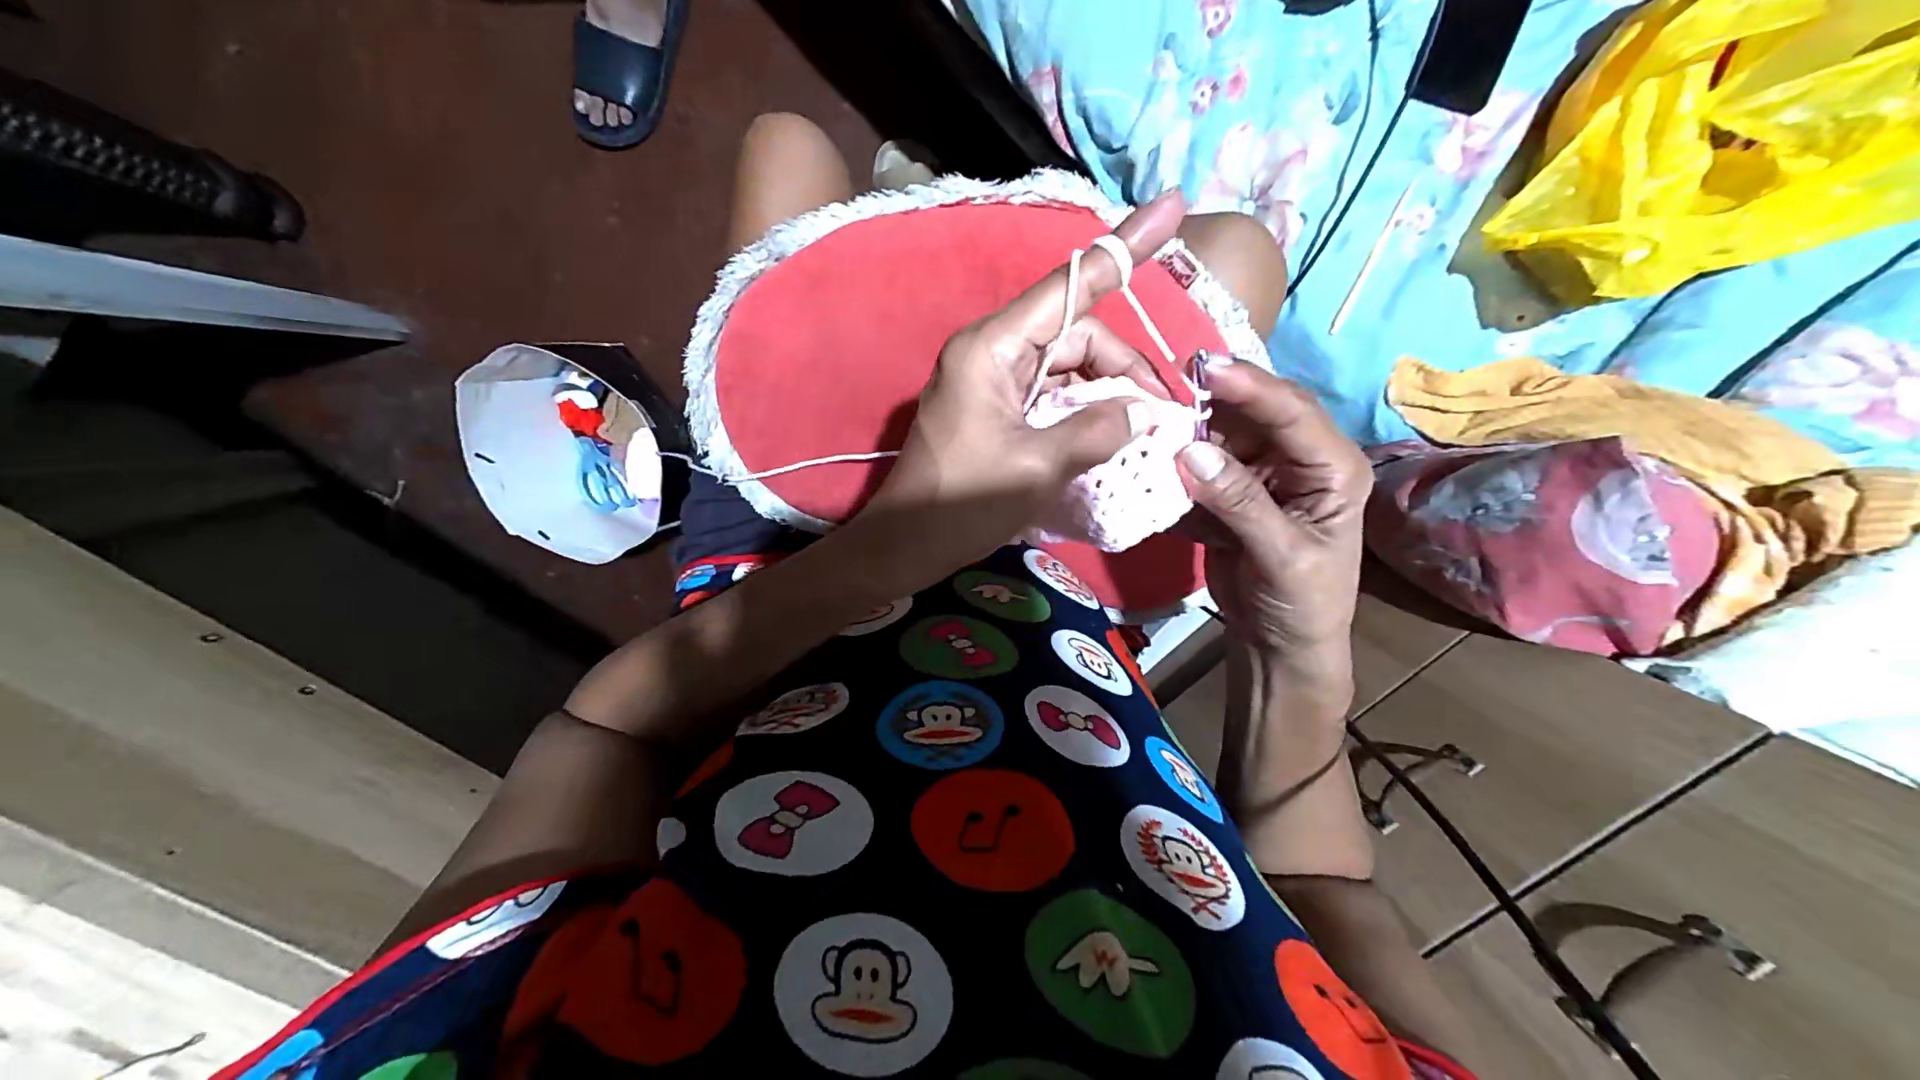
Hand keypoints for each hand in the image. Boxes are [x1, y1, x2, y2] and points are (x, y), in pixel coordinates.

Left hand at [854, 191, 1188, 589]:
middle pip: (1074, 333)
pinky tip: (1108, 434)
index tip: (1173, 207)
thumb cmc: (965, 505)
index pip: (1069, 286)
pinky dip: (1079, 408)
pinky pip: (1046, 392)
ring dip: (1103, 391)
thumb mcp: (1040, 467)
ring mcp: (988, 378)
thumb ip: (1098, 430)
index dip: (1124, 249)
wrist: (905, 545)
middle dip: (1120, 367)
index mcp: (992, 348)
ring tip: (1141, 429)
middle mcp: (989, 350)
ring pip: (1064, 364)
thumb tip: (1142, 414)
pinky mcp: (990, 406)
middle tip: (1159, 413)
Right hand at [1176, 357, 1371, 703]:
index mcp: (1332, 467)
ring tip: (1148, 421)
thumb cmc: (1303, 604)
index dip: (1250, 387)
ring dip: (1187, 430)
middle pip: (1253, 413)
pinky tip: (1150, 457)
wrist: (1279, 644)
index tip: (1203, 368)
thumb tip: (1190, 452)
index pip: (1292, 413)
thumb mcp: (1282, 557)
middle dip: (1211, 400)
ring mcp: (1260, 474)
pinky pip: (1199, 467)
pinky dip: (1175, 465)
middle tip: (1163, 385)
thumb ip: (1240, 503)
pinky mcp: (1229, 493)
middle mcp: (1297, 460)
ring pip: (1221, 436)